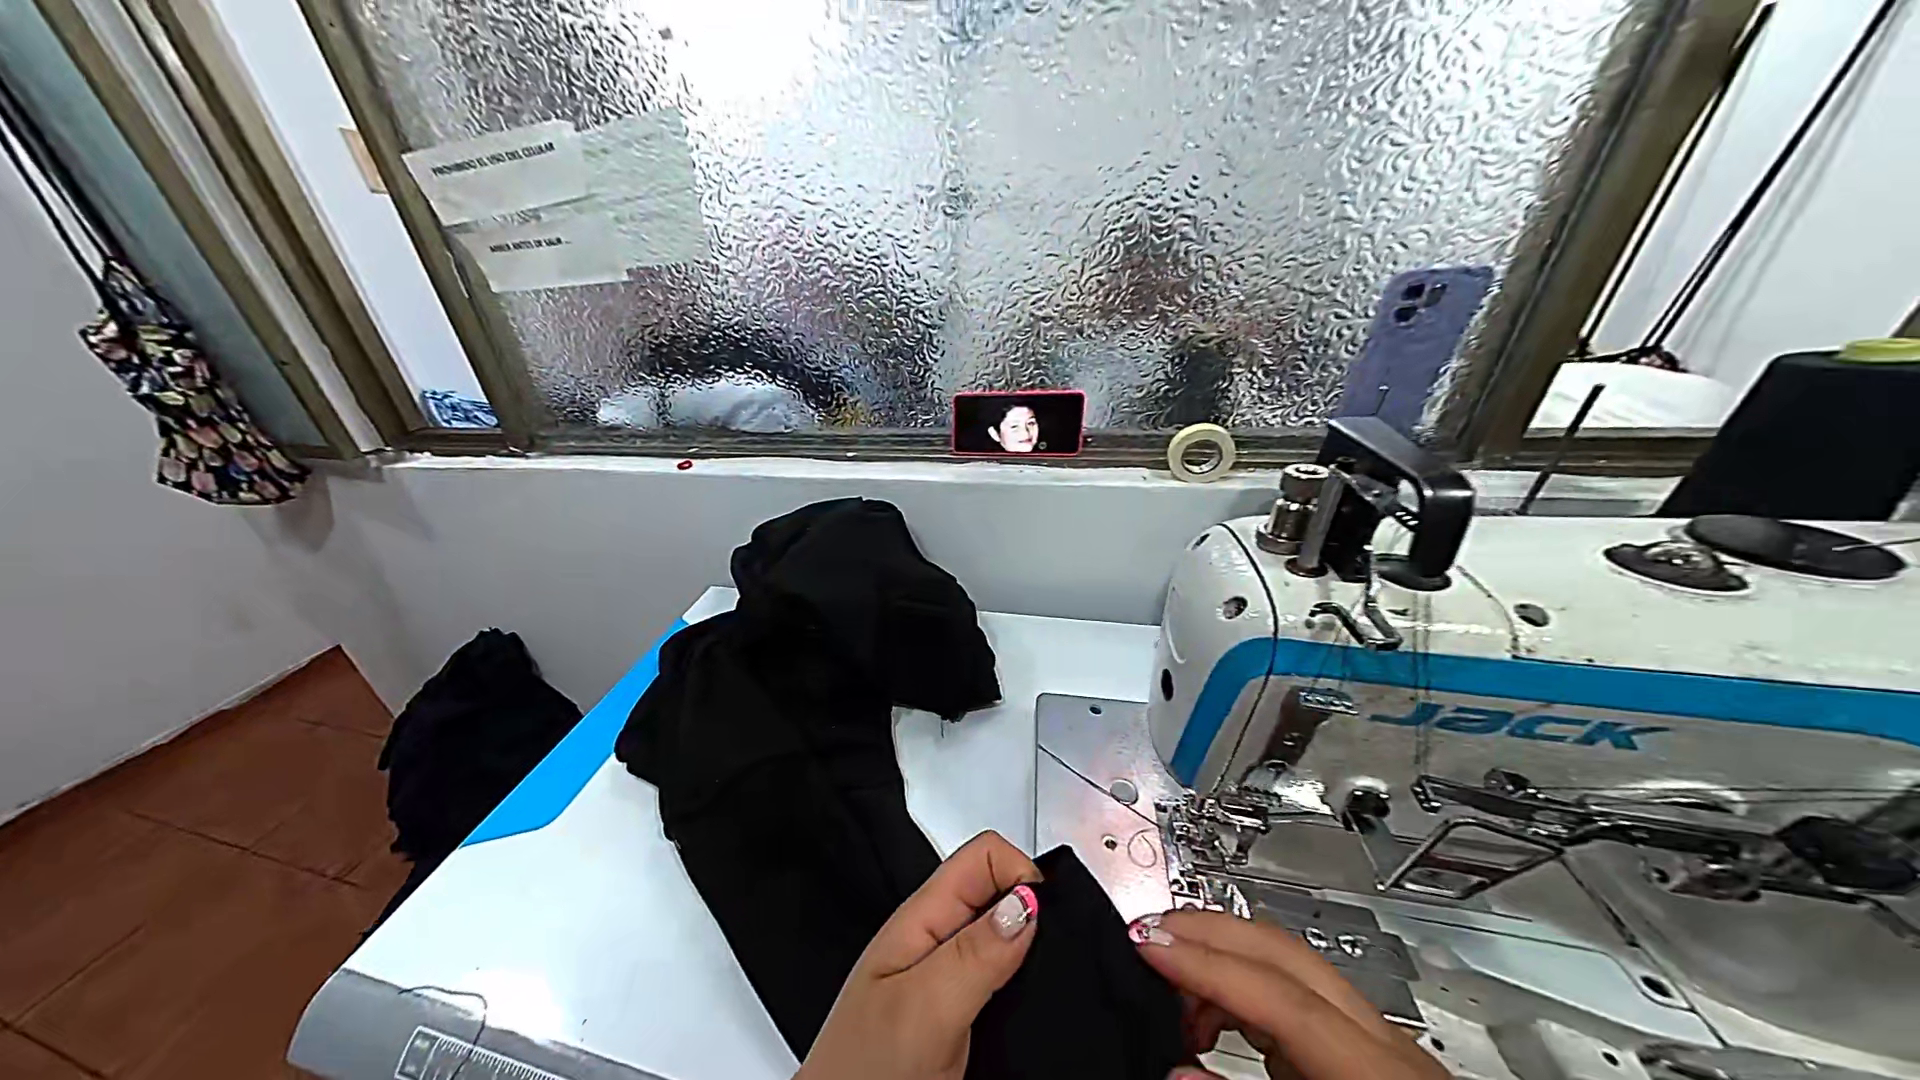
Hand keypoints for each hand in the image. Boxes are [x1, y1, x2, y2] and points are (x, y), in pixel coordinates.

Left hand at [795, 831, 1041, 1079]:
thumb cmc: (863, 1073)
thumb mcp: (921, 1009)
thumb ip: (973, 954)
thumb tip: (1025, 901)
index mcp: (923, 917)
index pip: (984, 854)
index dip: (1021, 873)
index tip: (1041, 920)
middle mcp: (938, 936)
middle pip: (999, 888)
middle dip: (1032, 909)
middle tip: (1046, 956)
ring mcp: (950, 973)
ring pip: (1007, 932)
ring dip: (1032, 947)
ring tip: (1042, 982)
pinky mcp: (964, 1010)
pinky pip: (1006, 974)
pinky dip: (1027, 981)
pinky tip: (1030, 1005)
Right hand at [1130, 909, 1447, 1079]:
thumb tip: (1177, 1072)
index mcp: (1381, 1076)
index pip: (1283, 995)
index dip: (1208, 965)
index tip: (1147, 944)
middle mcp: (1387, 1045)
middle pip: (1284, 953)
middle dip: (1207, 932)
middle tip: (1145, 934)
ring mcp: (1378, 1040)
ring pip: (1285, 961)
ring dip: (1219, 958)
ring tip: (1171, 988)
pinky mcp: (1363, 1047)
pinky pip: (1290, 990)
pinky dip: (1241, 988)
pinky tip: (1212, 1017)